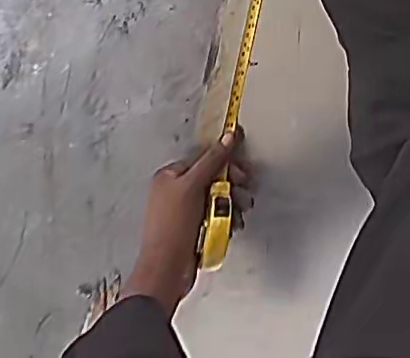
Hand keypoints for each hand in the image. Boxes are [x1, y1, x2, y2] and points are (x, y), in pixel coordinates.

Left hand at [123, 129, 250, 316]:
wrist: (166, 272)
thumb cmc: (172, 227)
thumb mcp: (192, 186)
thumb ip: (212, 160)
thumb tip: (228, 136)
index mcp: (170, 175)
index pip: (204, 158)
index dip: (225, 161)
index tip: (242, 168)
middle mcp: (177, 191)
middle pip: (213, 178)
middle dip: (231, 185)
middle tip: (244, 191)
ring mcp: (186, 212)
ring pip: (217, 199)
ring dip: (231, 203)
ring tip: (240, 211)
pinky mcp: (195, 230)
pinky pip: (216, 217)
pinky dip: (226, 219)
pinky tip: (232, 225)